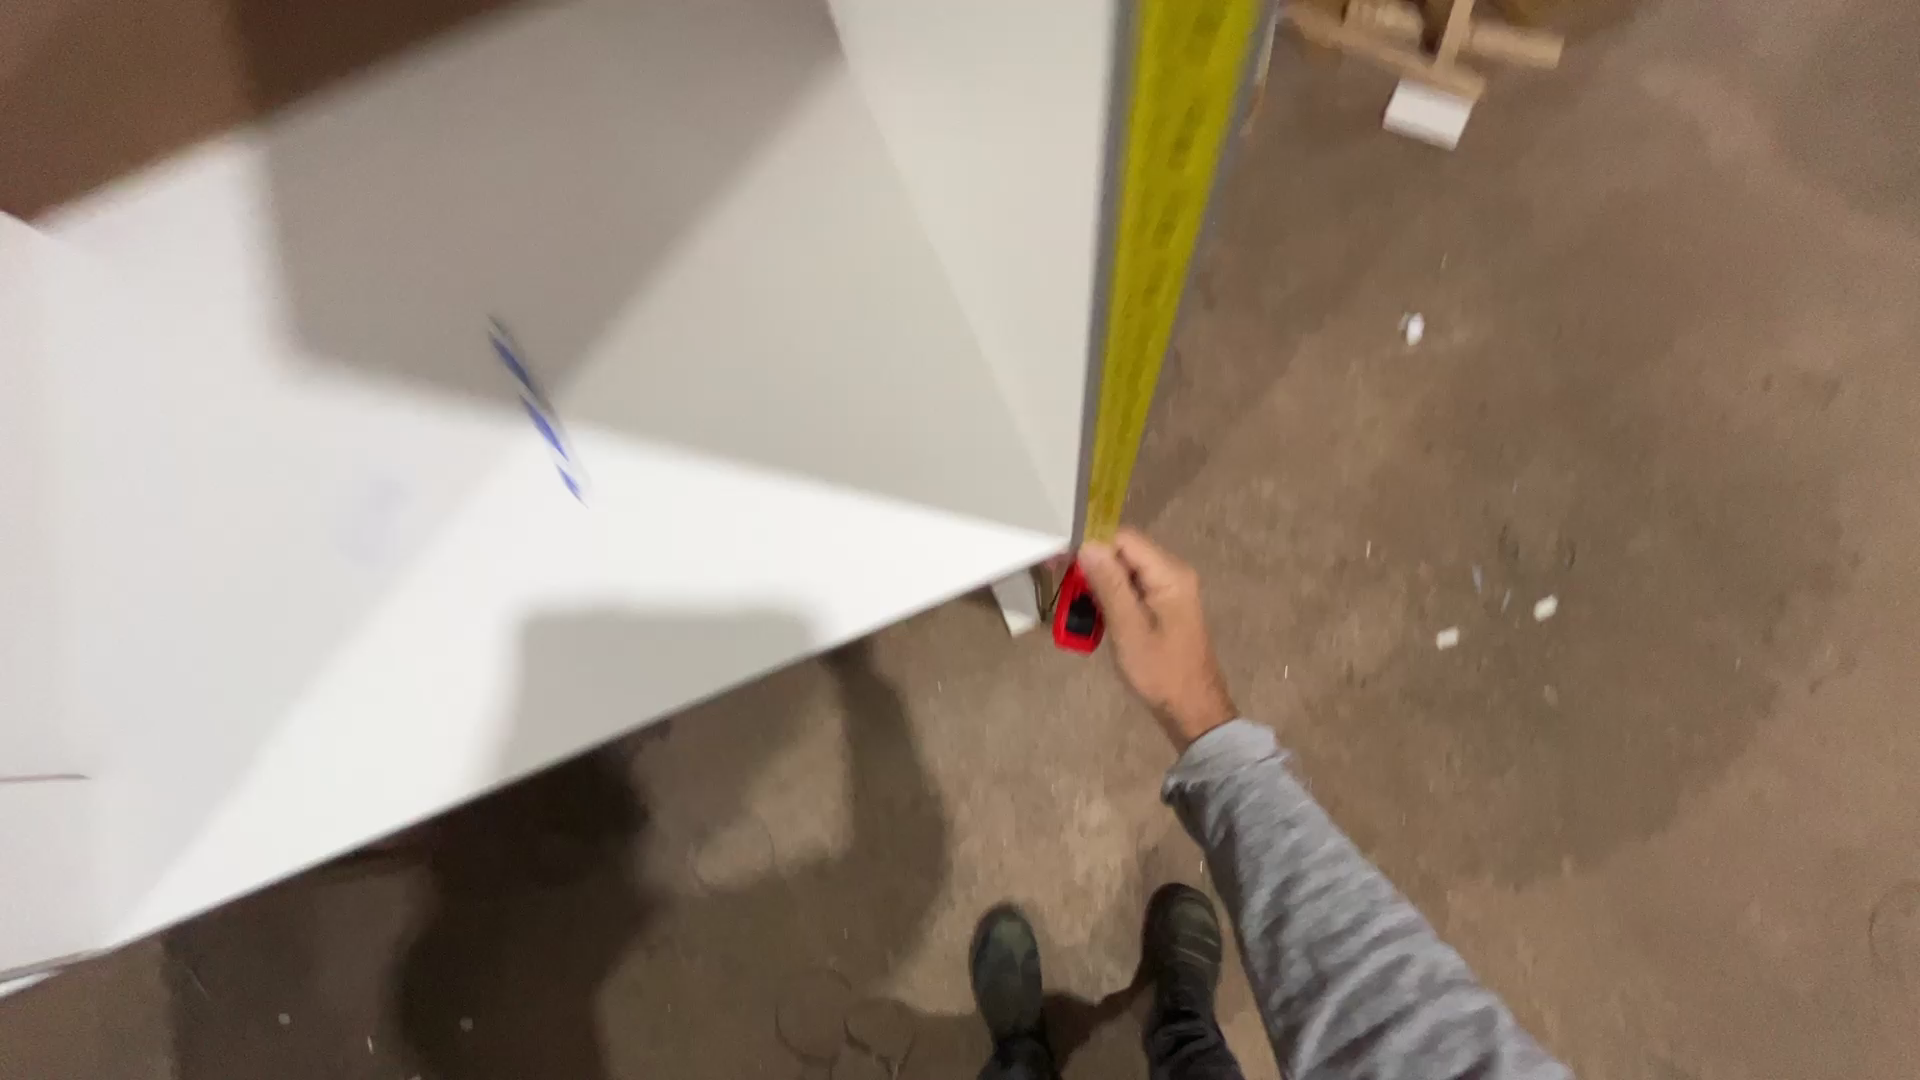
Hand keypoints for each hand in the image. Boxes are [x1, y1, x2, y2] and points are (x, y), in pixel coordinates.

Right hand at [1076, 528, 1237, 749]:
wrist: (1191, 711)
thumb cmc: (1160, 673)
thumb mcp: (1129, 629)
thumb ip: (1109, 585)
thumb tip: (1087, 545)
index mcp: (1169, 575)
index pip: (1124, 539)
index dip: (1091, 544)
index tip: (1060, 560)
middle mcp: (1172, 574)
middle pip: (1124, 552)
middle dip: (1091, 564)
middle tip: (1060, 582)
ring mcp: (1168, 590)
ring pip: (1124, 570)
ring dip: (1097, 583)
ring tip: (1072, 603)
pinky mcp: (1162, 605)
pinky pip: (1130, 588)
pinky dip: (1109, 596)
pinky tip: (1093, 614)